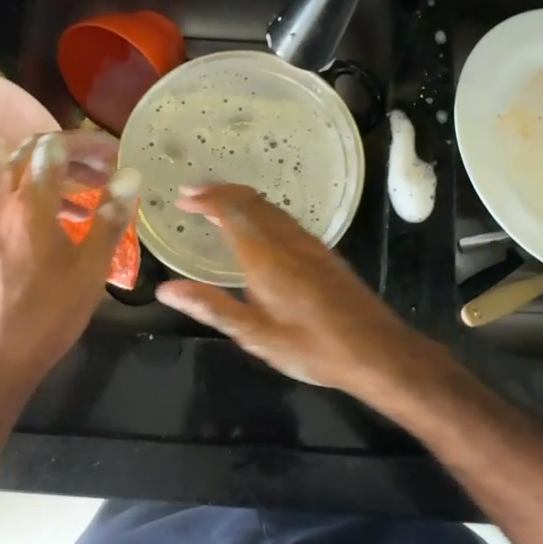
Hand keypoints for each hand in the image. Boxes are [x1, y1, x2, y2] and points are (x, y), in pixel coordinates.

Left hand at [0, 130, 138, 400]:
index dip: (87, 143)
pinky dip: (41, 199)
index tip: (116, 155)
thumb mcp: (91, 266)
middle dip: (71, 154)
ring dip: (57, 177)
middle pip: (32, 155)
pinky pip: (14, 203)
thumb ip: (110, 217)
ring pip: (22, 179)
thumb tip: (130, 176)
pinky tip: (66, 225)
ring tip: (94, 196)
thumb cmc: (49, 311)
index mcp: (29, 203)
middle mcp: (3, 203)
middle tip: (104, 168)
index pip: (54, 146)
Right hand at [155, 184, 450, 396]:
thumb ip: (212, 307)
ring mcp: (310, 245)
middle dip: (220, 192)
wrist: (377, 350)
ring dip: (241, 199)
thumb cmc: (312, 347)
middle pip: (252, 202)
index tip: (182, 198)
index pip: (231, 212)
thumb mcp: (256, 335)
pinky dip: (262, 212)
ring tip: (218, 204)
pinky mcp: (324, 254)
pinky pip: (285, 220)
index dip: (206, 199)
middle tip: (193, 192)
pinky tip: (260, 227)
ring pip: (271, 209)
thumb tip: (166, 289)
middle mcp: (288, 241)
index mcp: (266, 257)